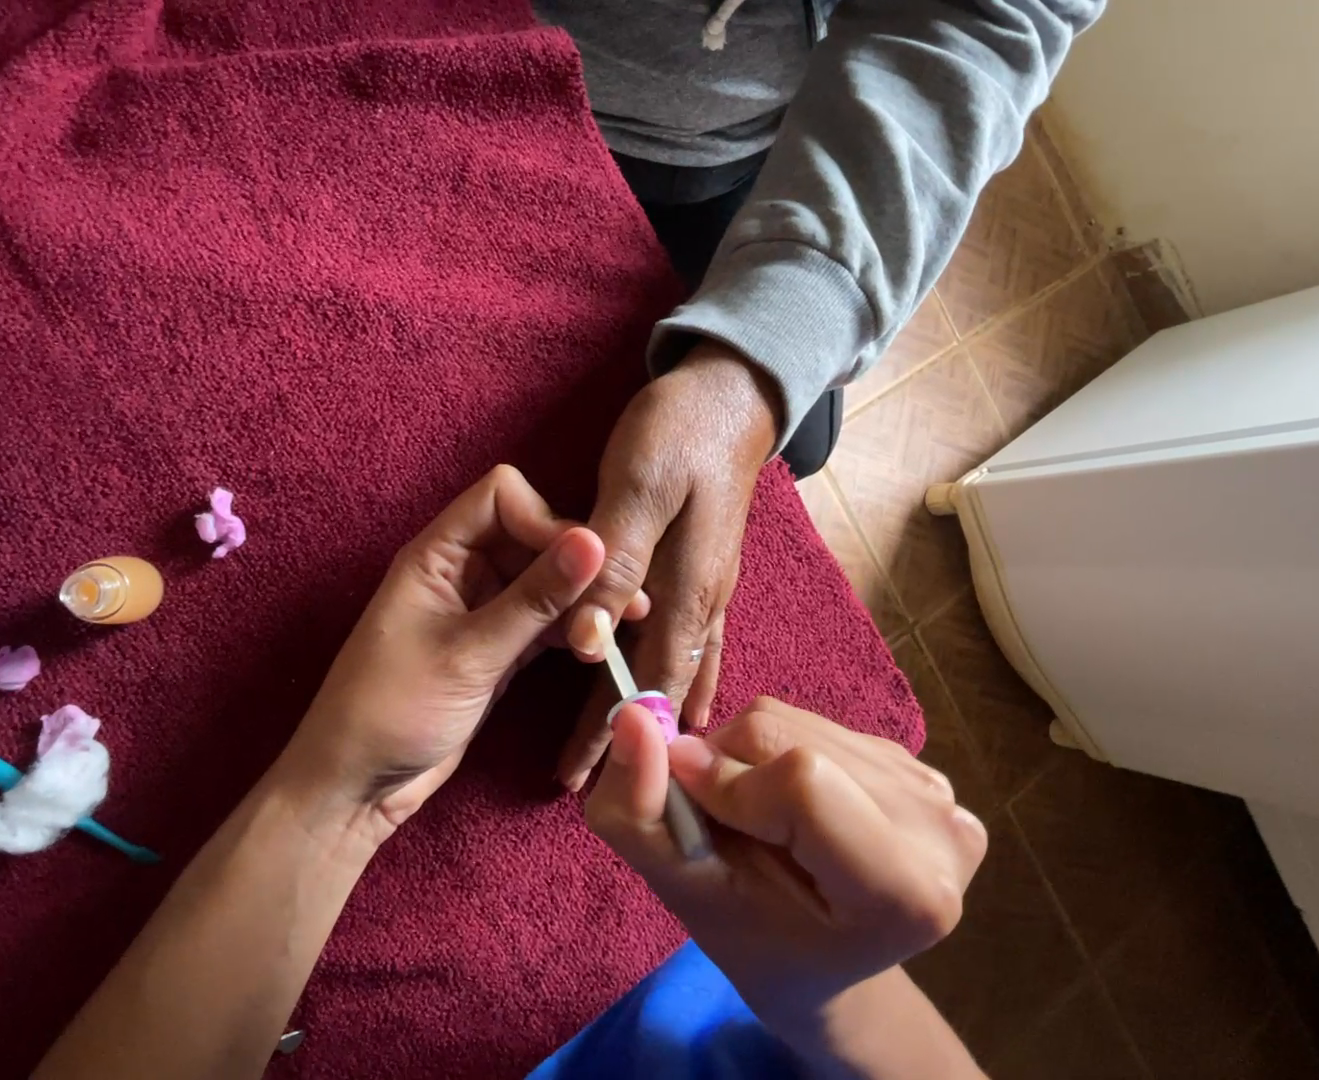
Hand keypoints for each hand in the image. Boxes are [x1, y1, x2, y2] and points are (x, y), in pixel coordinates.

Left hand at [280, 465, 604, 838]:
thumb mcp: (469, 653)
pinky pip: (542, 622)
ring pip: (543, 581)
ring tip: (618, 627)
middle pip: (531, 537)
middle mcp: (461, 572)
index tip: (583, 562)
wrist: (356, 784)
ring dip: (579, 601)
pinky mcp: (496, 649)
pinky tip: (599, 648)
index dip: (545, 519)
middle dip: (574, 565)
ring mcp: (481, 611)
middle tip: (619, 604)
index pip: (501, 497)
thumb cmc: (392, 711)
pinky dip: (569, 631)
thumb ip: (534, 598)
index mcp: (437, 554)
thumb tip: (594, 542)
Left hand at [556, 340, 778, 789]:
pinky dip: (678, 675)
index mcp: (684, 587)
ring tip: (636, 759)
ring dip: (655, 712)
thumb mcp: (639, 485)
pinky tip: (674, 690)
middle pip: (662, 684)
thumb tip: (588, 641)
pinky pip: (691, 638)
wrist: (734, 390)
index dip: (613, 729)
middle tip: (590, 784)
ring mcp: (708, 584)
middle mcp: (703, 598)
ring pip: (681, 667)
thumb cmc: (679, 430)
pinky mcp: (702, 567)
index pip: (645, 679)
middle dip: (628, 735)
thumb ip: (616, 562)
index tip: (584, 778)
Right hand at [585, 697, 986, 1041]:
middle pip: (790, 740)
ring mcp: (938, 792)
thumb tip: (632, 715)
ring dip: (744, 757)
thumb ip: (640, 812)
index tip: (692, 814)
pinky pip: (811, 720)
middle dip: (726, 768)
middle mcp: (941, 830)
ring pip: (791, 720)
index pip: (802, 783)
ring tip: (755, 817)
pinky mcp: (918, 764)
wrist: (821, 954)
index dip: (725, 785)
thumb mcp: (683, 891)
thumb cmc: (755, 940)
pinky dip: (772, 750)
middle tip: (722, 825)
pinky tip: (785, 802)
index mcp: (906, 891)